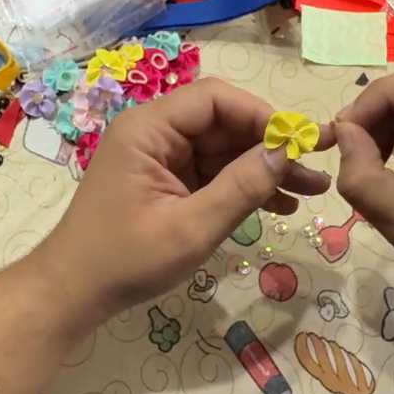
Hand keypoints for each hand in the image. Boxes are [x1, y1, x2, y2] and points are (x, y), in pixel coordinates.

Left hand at [37, 78, 332, 319]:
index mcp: (148, 130)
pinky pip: (211, 173)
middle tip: (318, 169)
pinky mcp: (165, 181)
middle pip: (223, 123)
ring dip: (263, 169)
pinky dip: (242, 186)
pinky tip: (280, 205)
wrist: (74, 293)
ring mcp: (159, 158)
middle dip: (270, 146)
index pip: (215, 100)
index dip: (262, 115)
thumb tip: (286, 150)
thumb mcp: (191, 227)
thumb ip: (241, 186)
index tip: (301, 141)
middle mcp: (153, 133)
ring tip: (312, 191)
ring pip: (222, 150)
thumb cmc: (126, 260)